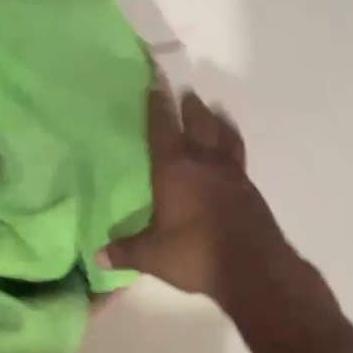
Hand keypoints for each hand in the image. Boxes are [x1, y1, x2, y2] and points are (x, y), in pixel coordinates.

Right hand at [103, 88, 293, 303]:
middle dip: (190, 108)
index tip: (154, 83)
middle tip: (185, 95)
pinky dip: (231, 146)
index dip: (157, 106)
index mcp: (175, 171)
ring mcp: (232, 175)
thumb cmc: (195, 255)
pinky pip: (238, 158)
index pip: (163, 129)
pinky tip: (229, 154)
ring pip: (224, 137)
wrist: (252, 268)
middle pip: (199, 124)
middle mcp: (205, 164)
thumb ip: (126, 251)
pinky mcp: (250, 191)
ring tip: (214, 112)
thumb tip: (99, 256)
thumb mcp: (153, 257)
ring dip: (217, 121)